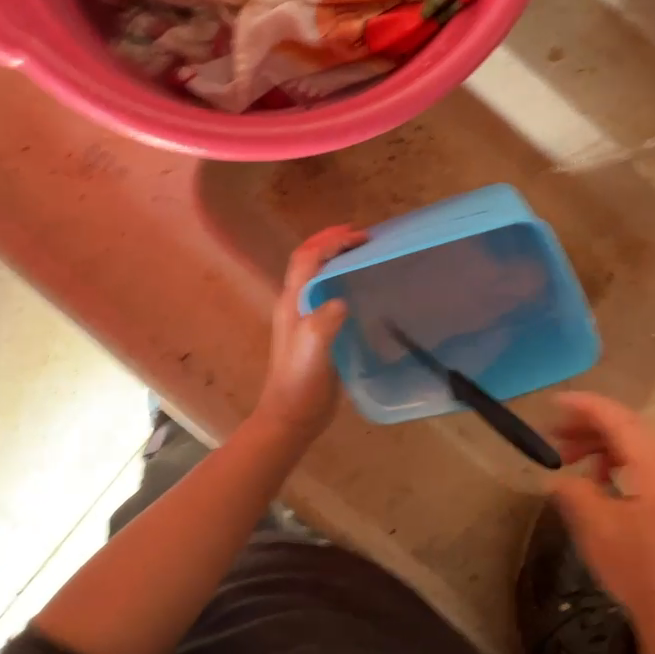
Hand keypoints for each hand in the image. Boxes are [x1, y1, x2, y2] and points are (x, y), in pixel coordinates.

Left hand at [253, 225, 367, 442]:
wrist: (291, 417)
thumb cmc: (300, 383)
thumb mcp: (313, 349)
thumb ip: (324, 321)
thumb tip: (342, 300)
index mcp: (292, 302)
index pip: (308, 258)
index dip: (330, 241)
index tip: (360, 235)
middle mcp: (295, 304)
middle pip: (309, 261)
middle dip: (331, 242)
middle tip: (362, 236)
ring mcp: (303, 318)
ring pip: (317, 276)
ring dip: (335, 259)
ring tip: (363, 253)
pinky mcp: (315, 333)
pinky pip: (326, 295)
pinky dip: (341, 281)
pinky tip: (360, 289)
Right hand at [549, 391, 654, 653]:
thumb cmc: (635, 571)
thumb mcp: (595, 528)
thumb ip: (574, 489)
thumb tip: (559, 473)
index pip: (621, 421)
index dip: (586, 407)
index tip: (554, 402)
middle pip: (631, 425)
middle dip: (590, 425)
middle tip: (554, 434)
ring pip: (638, 439)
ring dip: (602, 441)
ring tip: (570, 457)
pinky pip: (647, 455)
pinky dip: (620, 456)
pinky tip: (599, 476)